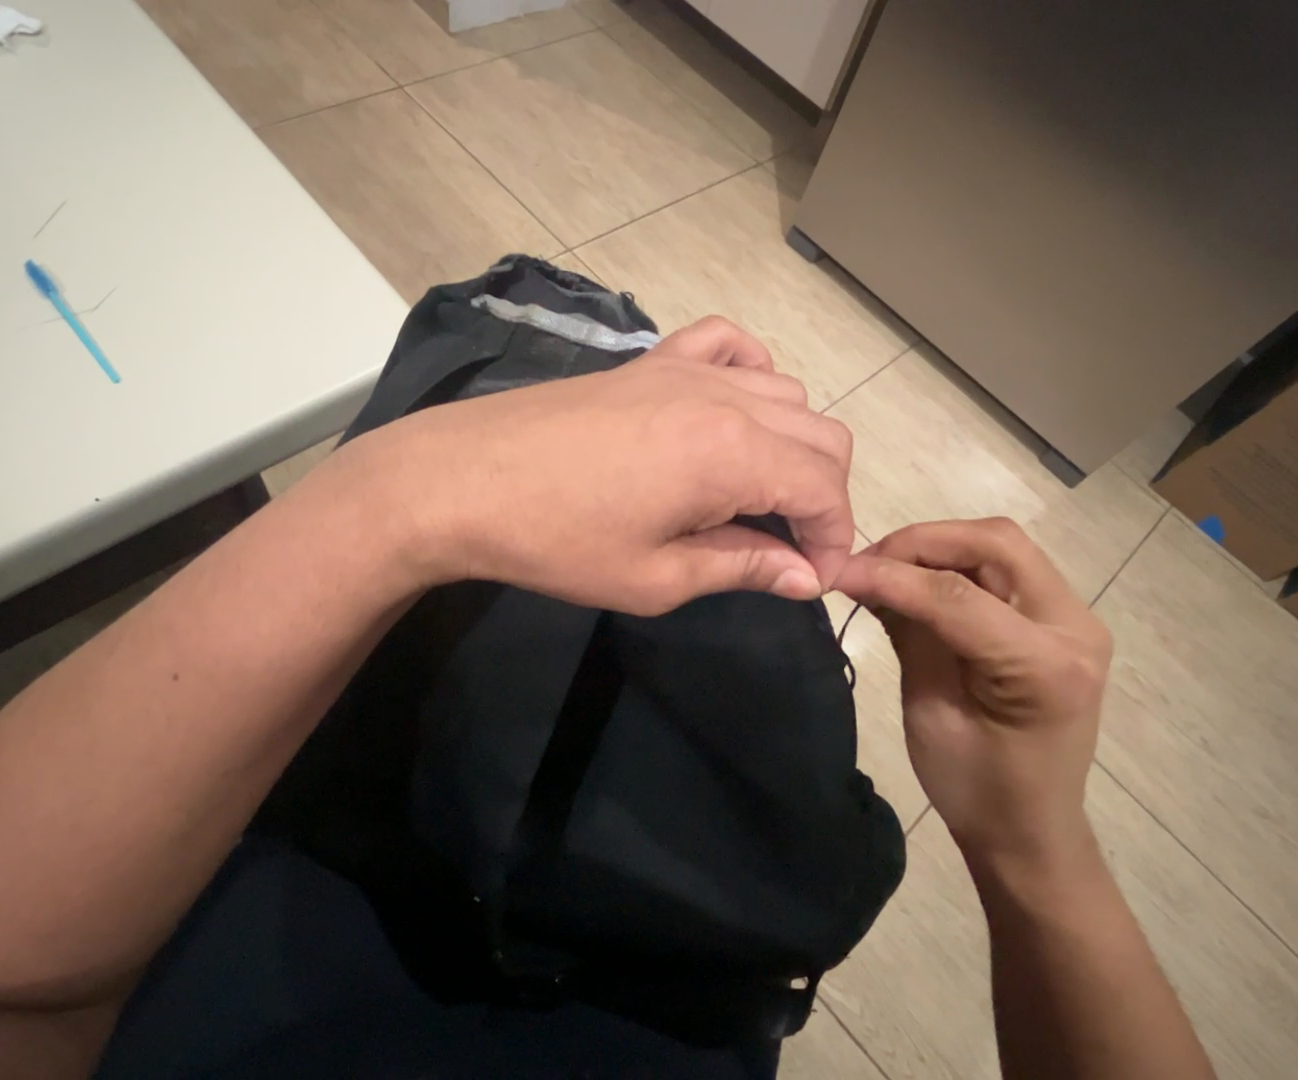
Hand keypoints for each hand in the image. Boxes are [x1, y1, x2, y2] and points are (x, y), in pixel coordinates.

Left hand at [312, 316, 855, 615]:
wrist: (462, 481)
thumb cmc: (557, 542)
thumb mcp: (656, 577)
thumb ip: (743, 567)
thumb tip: (806, 577)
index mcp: (732, 454)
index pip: (825, 489)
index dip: (835, 539)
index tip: (814, 578)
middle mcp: (726, 398)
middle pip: (822, 436)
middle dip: (824, 497)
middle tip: (788, 546)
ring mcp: (688, 368)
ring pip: (787, 393)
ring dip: (792, 445)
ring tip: (754, 495)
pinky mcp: (652, 359)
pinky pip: (729, 344)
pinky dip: (752, 375)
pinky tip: (734, 411)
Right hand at [834, 520, 1111, 871]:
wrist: (1029, 828)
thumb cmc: (973, 788)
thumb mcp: (929, 712)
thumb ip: (908, 632)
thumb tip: (863, 575)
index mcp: (1044, 667)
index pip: (958, 594)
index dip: (891, 574)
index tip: (836, 571)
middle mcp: (1073, 628)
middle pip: (995, 542)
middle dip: (922, 541)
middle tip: (868, 563)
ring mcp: (1073, 619)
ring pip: (1000, 544)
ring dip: (938, 546)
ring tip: (886, 570)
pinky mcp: (1059, 619)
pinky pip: (1003, 568)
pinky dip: (954, 563)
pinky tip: (915, 582)